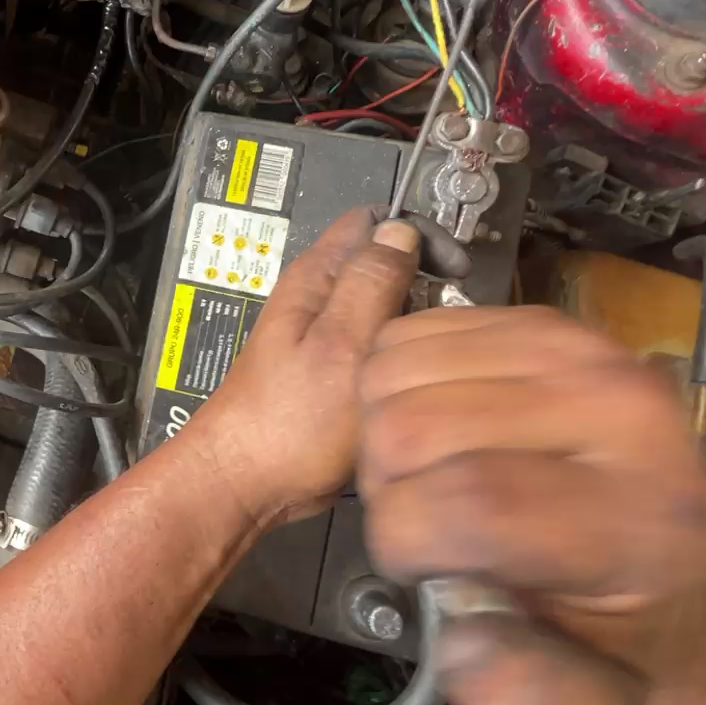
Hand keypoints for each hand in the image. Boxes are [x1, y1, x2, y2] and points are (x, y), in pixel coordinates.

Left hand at [170, 208, 420, 532]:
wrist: (250, 482)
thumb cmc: (292, 417)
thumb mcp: (342, 344)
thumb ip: (371, 283)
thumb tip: (399, 229)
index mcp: (314, 279)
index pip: (372, 222)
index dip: (418, 234)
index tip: (455, 273)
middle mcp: (318, 300)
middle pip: (385, 267)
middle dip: (425, 287)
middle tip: (450, 329)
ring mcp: (326, 339)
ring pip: (386, 312)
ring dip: (415, 328)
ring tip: (437, 363)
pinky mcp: (334, 375)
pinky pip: (379, 351)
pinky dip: (400, 360)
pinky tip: (415, 386)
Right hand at [356, 306, 705, 704]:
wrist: (652, 540)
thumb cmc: (602, 615)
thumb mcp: (580, 698)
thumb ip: (526, 697)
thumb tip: (467, 641)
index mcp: (642, 522)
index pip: (472, 500)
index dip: (405, 536)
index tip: (413, 562)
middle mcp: (626, 415)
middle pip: (412, 427)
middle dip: (386, 482)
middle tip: (417, 512)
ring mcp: (580, 349)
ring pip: (392, 373)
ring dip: (379, 428)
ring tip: (423, 466)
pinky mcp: (535, 317)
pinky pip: (402, 336)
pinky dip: (388, 383)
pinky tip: (429, 419)